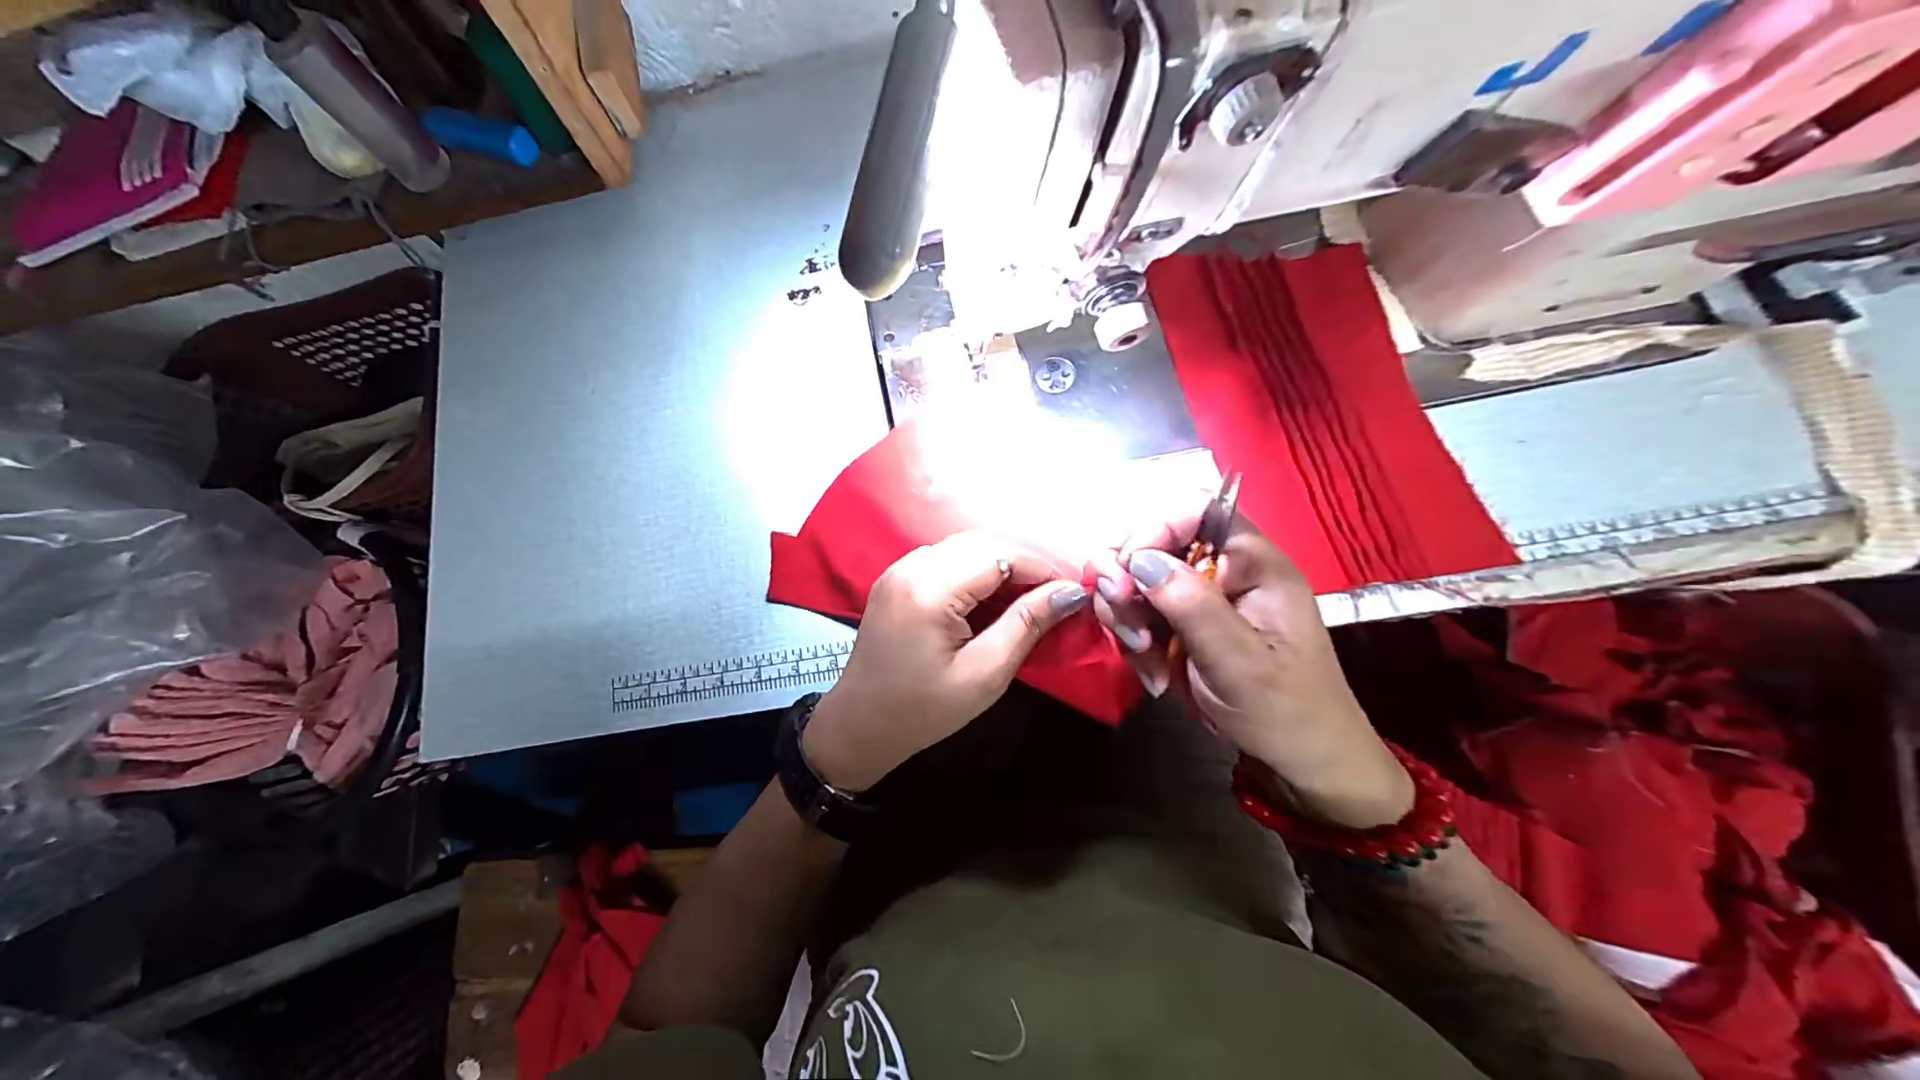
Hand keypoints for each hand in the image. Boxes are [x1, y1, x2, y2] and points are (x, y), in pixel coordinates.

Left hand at [802, 531, 1089, 791]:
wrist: (860, 725)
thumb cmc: (923, 710)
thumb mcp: (984, 674)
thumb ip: (1026, 625)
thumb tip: (1070, 593)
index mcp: (929, 588)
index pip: (1000, 555)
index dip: (1041, 569)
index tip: (1071, 594)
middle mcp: (912, 566)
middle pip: (983, 543)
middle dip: (1024, 564)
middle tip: (1053, 598)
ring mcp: (900, 569)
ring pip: (966, 547)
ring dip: (1002, 565)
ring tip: (1028, 600)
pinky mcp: (898, 579)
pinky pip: (947, 559)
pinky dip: (977, 571)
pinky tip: (993, 600)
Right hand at [1087, 518, 1412, 829]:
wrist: (1301, 764)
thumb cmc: (1286, 712)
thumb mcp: (1240, 661)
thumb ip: (1191, 604)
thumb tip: (1139, 559)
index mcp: (1254, 565)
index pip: (1197, 511)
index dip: (1156, 527)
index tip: (1128, 567)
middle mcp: (1224, 572)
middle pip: (1155, 544)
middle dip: (1129, 582)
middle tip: (1128, 626)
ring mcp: (1201, 600)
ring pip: (1137, 581)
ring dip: (1127, 618)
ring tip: (1144, 657)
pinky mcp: (1182, 627)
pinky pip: (1138, 616)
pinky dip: (1134, 642)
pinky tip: (1154, 676)